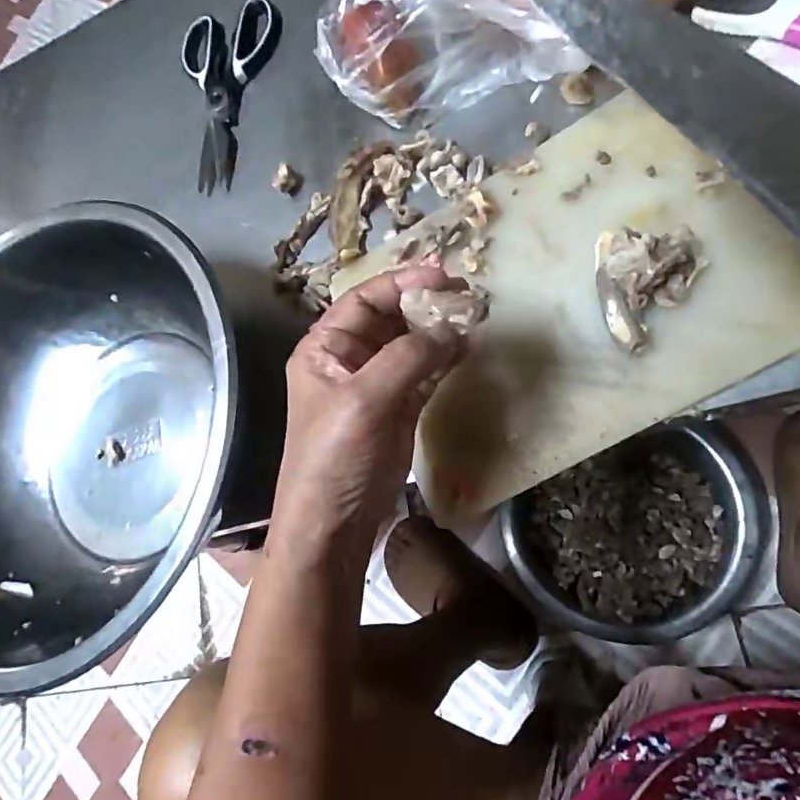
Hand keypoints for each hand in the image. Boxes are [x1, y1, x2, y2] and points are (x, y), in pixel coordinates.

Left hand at [270, 265, 465, 556]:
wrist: (334, 525)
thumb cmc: (334, 458)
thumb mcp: (363, 401)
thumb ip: (407, 359)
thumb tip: (451, 330)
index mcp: (325, 348)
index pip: (364, 300)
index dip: (402, 282)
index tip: (443, 274)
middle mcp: (349, 360)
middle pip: (391, 319)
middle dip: (426, 305)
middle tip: (467, 296)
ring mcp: (376, 386)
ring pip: (412, 346)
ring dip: (440, 331)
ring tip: (475, 318)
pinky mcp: (399, 410)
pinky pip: (425, 374)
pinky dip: (445, 360)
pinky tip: (466, 349)